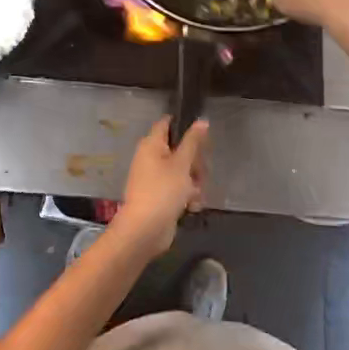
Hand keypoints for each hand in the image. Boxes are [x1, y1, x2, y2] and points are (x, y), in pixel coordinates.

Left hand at [110, 117, 209, 254]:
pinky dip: (187, 197)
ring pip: (184, 172)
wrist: (146, 229)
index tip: (202, 136)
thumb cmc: (163, 190)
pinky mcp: (161, 196)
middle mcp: (151, 158)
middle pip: (181, 150)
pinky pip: (180, 190)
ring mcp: (156, 178)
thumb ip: (193, 142)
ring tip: (193, 195)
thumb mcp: (181, 163)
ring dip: (194, 184)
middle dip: (195, 164)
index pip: (167, 124)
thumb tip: (201, 120)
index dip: (184, 126)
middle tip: (199, 173)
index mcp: (151, 144)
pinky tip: (191, 207)